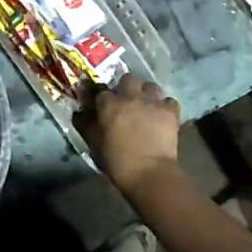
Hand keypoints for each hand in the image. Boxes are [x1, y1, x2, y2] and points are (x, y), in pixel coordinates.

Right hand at [90, 75, 181, 196]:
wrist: (150, 172)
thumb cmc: (118, 163)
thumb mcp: (96, 146)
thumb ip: (87, 126)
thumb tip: (80, 114)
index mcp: (110, 105)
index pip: (102, 91)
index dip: (102, 98)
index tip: (103, 106)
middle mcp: (131, 97)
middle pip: (129, 78)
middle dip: (127, 86)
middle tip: (127, 101)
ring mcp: (153, 102)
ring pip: (151, 85)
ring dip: (147, 94)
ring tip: (146, 106)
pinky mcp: (171, 111)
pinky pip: (169, 101)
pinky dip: (165, 106)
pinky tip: (163, 116)